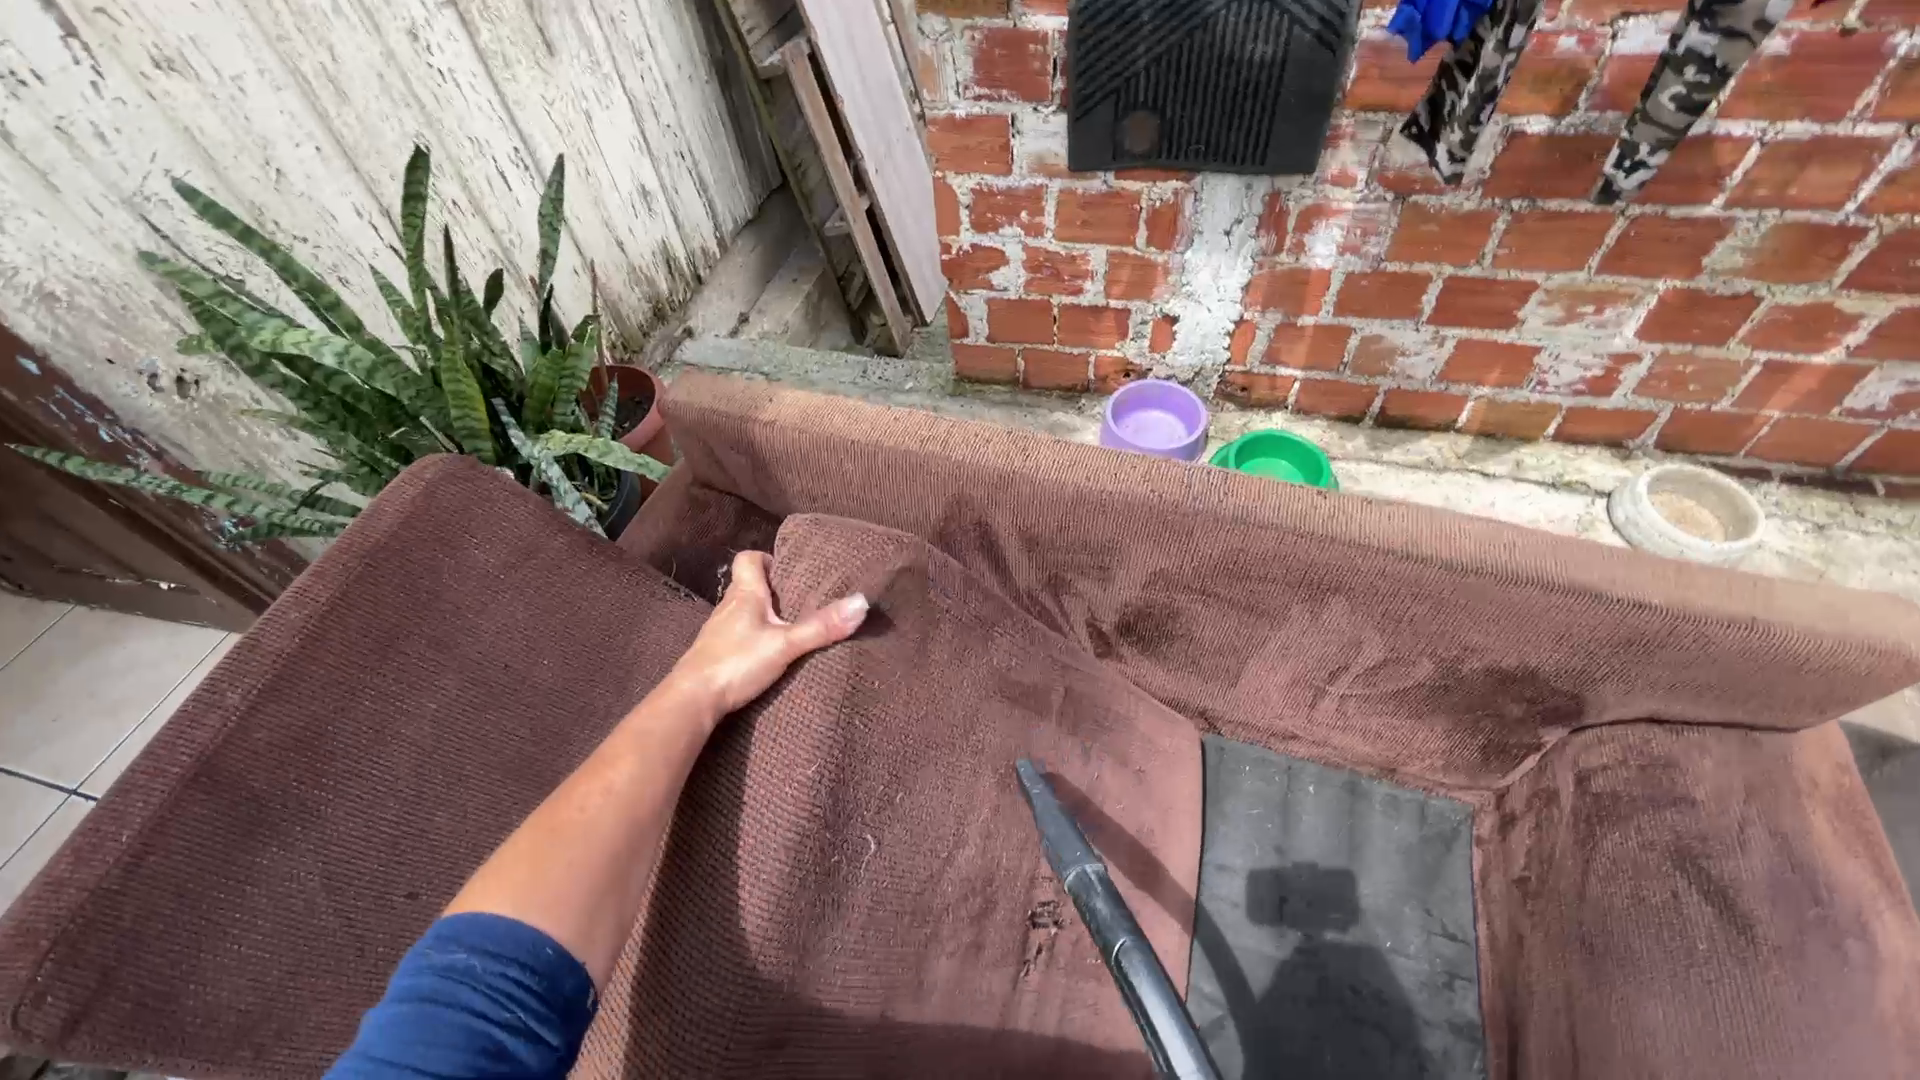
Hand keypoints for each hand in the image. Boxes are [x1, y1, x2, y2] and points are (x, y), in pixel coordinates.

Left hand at [661, 550, 867, 721]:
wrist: (692, 700)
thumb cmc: (736, 662)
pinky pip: (738, 635)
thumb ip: (821, 627)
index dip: (766, 558)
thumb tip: (861, 603)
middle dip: (773, 589)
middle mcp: (728, 607)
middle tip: (800, 597)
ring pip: (743, 612)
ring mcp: (719, 632)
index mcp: (744, 595)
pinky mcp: (716, 654)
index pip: (748, 560)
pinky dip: (753, 637)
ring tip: (790, 625)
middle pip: (749, 586)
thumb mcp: (785, 644)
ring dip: (764, 615)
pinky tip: (768, 652)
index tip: (787, 568)